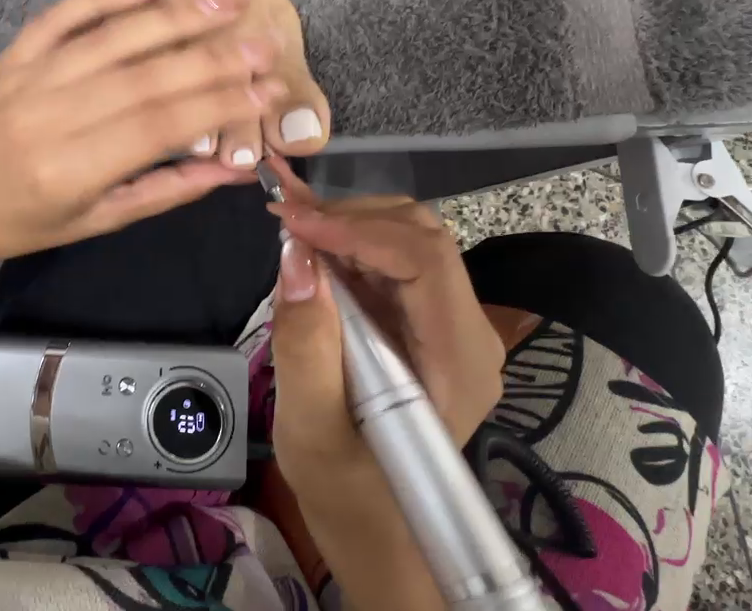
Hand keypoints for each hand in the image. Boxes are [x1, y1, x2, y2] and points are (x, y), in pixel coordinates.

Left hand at [0, 0, 285, 280]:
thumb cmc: (32, 223)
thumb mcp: (102, 221)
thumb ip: (168, 190)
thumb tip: (236, 165)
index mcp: (72, 169)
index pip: (160, 125)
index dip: (219, 103)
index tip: (266, 86)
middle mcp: (49, 116)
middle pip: (144, 77)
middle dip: (212, 57)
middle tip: (263, 41)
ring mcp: (27, 79)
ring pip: (111, 38)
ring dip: (174, 17)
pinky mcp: (12, 56)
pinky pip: (62, 15)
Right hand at [265, 156, 504, 609]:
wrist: (379, 534)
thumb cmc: (350, 497)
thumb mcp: (312, 429)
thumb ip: (306, 344)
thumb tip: (296, 256)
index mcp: (457, 360)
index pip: (422, 260)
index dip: (356, 227)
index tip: (290, 220)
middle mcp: (467, 332)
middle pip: (420, 237)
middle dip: (350, 216)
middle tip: (284, 219)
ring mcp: (448, 326)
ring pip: (406, 239)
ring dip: (345, 224)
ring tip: (289, 225)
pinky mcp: (422, 324)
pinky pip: (389, 261)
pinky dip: (345, 241)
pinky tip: (307, 241)